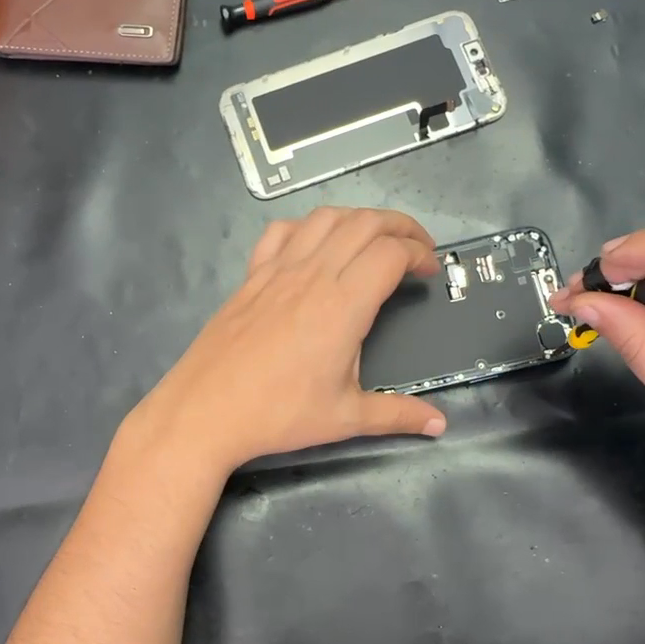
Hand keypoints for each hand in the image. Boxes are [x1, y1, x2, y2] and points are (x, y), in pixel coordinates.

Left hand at [125, 208, 447, 472]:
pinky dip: (307, 226)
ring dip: (357, 219)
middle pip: (365, 223)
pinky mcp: (251, 277)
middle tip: (416, 247)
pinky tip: (314, 245)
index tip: (429, 271)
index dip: (419, 253)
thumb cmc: (278, 414)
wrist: (205, 411)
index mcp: (343, 305)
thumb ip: (397, 415)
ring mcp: (277, 270)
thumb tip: (439, 425)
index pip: (391, 253)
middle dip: (400, 226)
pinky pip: (281, 232)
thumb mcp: (345, 419)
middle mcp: (312, 275)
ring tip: (373, 240)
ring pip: (324, 218)